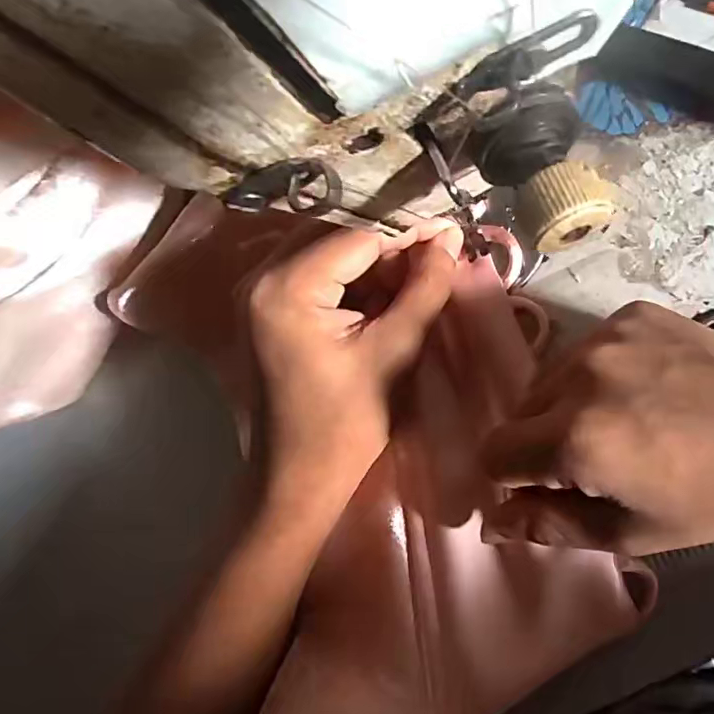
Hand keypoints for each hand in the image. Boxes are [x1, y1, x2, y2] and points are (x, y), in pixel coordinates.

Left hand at [246, 218, 463, 507]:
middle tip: (444, 253)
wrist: (297, 481)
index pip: (359, 235)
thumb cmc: (347, 424)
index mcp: (286, 288)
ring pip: (334, 252)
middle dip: (395, 243)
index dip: (410, 232)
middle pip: (341, 236)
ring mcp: (261, 293)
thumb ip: (424, 288)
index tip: (453, 232)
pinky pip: (324, 275)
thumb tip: (449, 240)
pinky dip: (362, 279)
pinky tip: (396, 291)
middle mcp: (261, 278)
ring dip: (381, 260)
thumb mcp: (395, 351)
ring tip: (427, 273)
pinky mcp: (271, 309)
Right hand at [479, 302, 713, 554]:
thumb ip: (553, 527)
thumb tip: (494, 520)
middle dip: (538, 443)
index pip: (494, 454)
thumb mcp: (635, 533)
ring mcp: (610, 333)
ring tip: (624, 424)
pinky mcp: (635, 312)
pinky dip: (600, 372)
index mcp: (578, 437)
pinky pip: (591, 347)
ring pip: (553, 376)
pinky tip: (647, 389)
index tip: (544, 491)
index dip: (511, 481)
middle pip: (519, 412)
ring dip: (566, 404)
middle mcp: (582, 373)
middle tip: (593, 464)